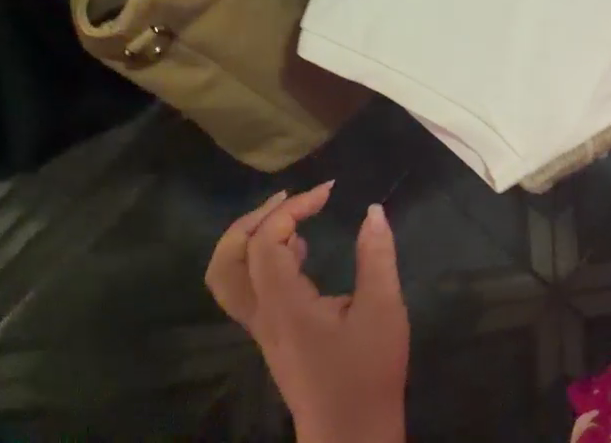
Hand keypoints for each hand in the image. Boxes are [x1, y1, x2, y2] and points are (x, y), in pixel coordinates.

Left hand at [205, 183, 408, 442]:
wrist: (350, 430)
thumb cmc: (368, 368)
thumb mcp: (383, 308)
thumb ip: (376, 256)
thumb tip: (373, 211)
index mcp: (284, 304)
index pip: (267, 242)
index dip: (294, 208)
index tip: (330, 191)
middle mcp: (262, 314)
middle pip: (228, 259)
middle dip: (255, 219)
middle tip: (294, 198)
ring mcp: (262, 327)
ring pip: (228, 277)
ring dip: (250, 239)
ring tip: (290, 218)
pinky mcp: (272, 335)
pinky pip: (247, 288)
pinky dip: (260, 259)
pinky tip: (299, 252)